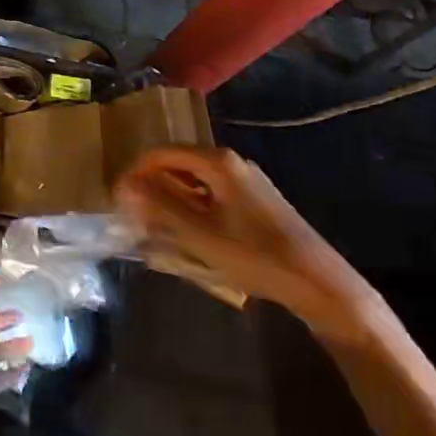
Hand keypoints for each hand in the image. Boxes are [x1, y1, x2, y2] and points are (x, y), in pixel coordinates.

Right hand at [115, 146, 378, 341]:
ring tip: (152, 223)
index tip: (117, 197)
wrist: (319, 282)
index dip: (136, 172)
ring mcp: (246, 180)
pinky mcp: (255, 199)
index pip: (162, 153)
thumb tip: (125, 186)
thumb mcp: (201, 234)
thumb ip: (160, 207)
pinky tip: (185, 230)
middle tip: (131, 212)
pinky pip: (211, 192)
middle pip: (178, 163)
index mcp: (218, 162)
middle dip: (151, 184)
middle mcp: (231, 162)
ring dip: (170, 197)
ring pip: (194, 179)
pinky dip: (191, 205)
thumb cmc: (256, 255)